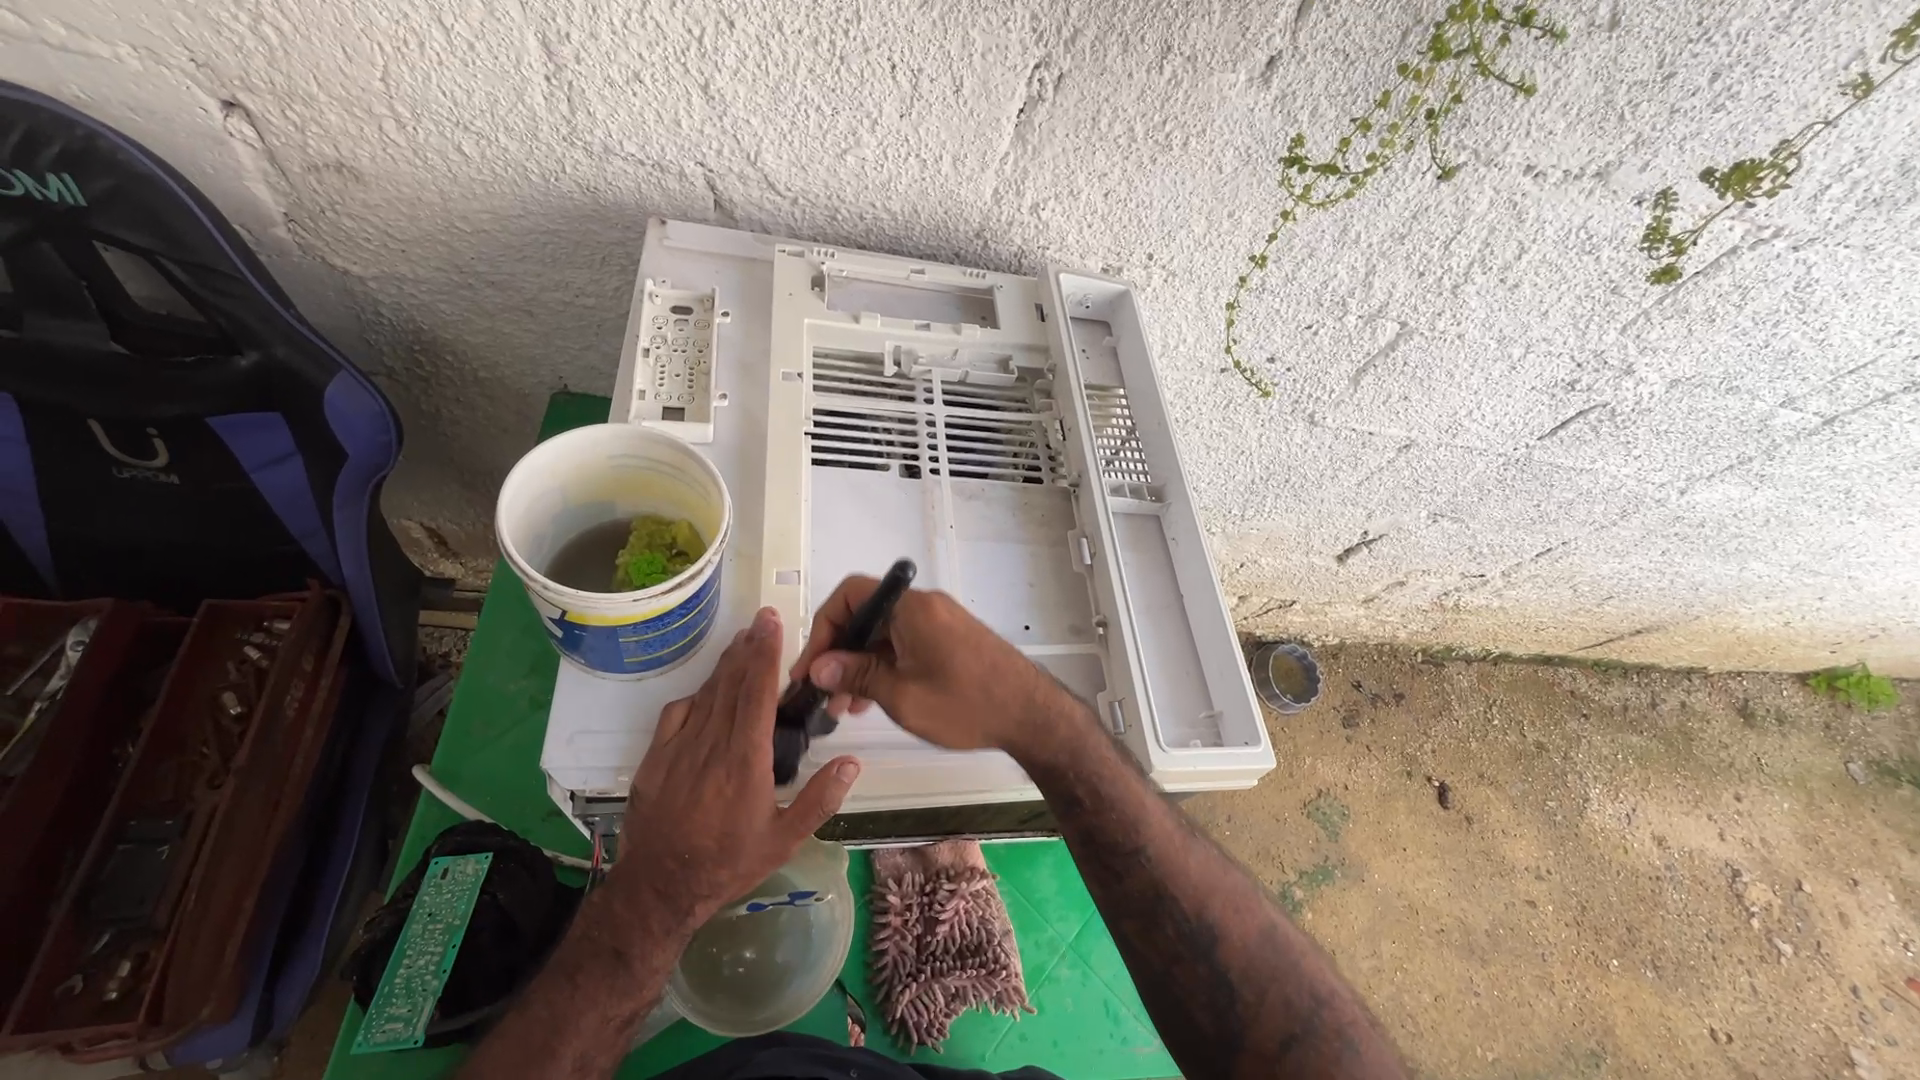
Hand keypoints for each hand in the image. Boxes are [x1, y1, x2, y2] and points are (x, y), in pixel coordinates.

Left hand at [610, 607, 859, 927]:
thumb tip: (851, 762)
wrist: (658, 889)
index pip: (758, 696)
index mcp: (746, 763)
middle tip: (763, 618)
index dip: (767, 656)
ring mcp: (678, 750)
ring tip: (742, 640)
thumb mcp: (784, 841)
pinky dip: (696, 695)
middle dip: (749, 648)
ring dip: (726, 664)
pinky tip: (707, 690)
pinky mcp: (654, 760)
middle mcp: (711, 746)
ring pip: (706, 695)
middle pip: (732, 685)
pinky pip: (677, 714)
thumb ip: (819, 800)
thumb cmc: (727, 864)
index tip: (772, 624)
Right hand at [790, 577, 1073, 757]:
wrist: (1032, 716)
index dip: (823, 627)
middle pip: (866, 614)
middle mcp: (925, 606)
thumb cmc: (967, 705)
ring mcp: (940, 622)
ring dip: (860, 664)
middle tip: (822, 693)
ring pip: (884, 633)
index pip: (851, 594)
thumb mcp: (903, 696)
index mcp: (912, 609)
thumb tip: (818, 668)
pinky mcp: (950, 639)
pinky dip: (884, 665)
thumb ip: (857, 676)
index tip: (812, 667)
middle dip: (839, 652)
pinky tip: (873, 699)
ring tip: (844, 707)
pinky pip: (905, 643)